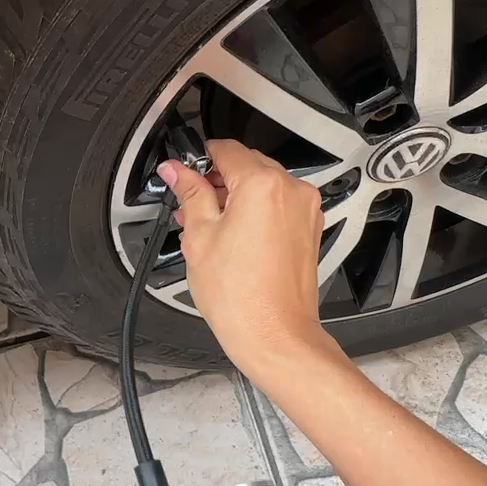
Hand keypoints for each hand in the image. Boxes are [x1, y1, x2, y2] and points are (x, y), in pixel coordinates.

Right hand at [158, 139, 341, 380]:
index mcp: (262, 184)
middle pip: (247, 164)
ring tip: (208, 226)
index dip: (199, 159)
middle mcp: (291, 191)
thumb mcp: (199, 237)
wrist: (275, 336)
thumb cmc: (241, 297)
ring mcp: (305, 210)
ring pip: (263, 185)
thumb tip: (178, 171)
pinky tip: (233, 236)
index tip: (184, 172)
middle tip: (191, 204)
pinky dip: (256, 211)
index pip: (226, 150)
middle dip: (217, 180)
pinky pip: (278, 205)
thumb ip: (190, 194)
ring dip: (235, 196)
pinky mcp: (309, 229)